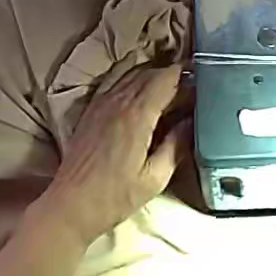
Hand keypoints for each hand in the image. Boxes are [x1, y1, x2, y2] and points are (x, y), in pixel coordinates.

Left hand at [32, 64, 186, 247]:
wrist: (72, 204)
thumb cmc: (115, 197)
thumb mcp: (155, 178)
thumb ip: (176, 145)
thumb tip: (192, 122)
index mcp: (137, 115)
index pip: (166, 79)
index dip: (186, 74)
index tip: (203, 78)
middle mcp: (118, 100)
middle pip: (150, 72)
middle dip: (173, 75)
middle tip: (192, 87)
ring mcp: (102, 101)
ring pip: (131, 72)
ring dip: (153, 72)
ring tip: (172, 83)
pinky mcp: (91, 108)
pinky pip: (112, 78)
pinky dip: (128, 71)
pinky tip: (137, 74)